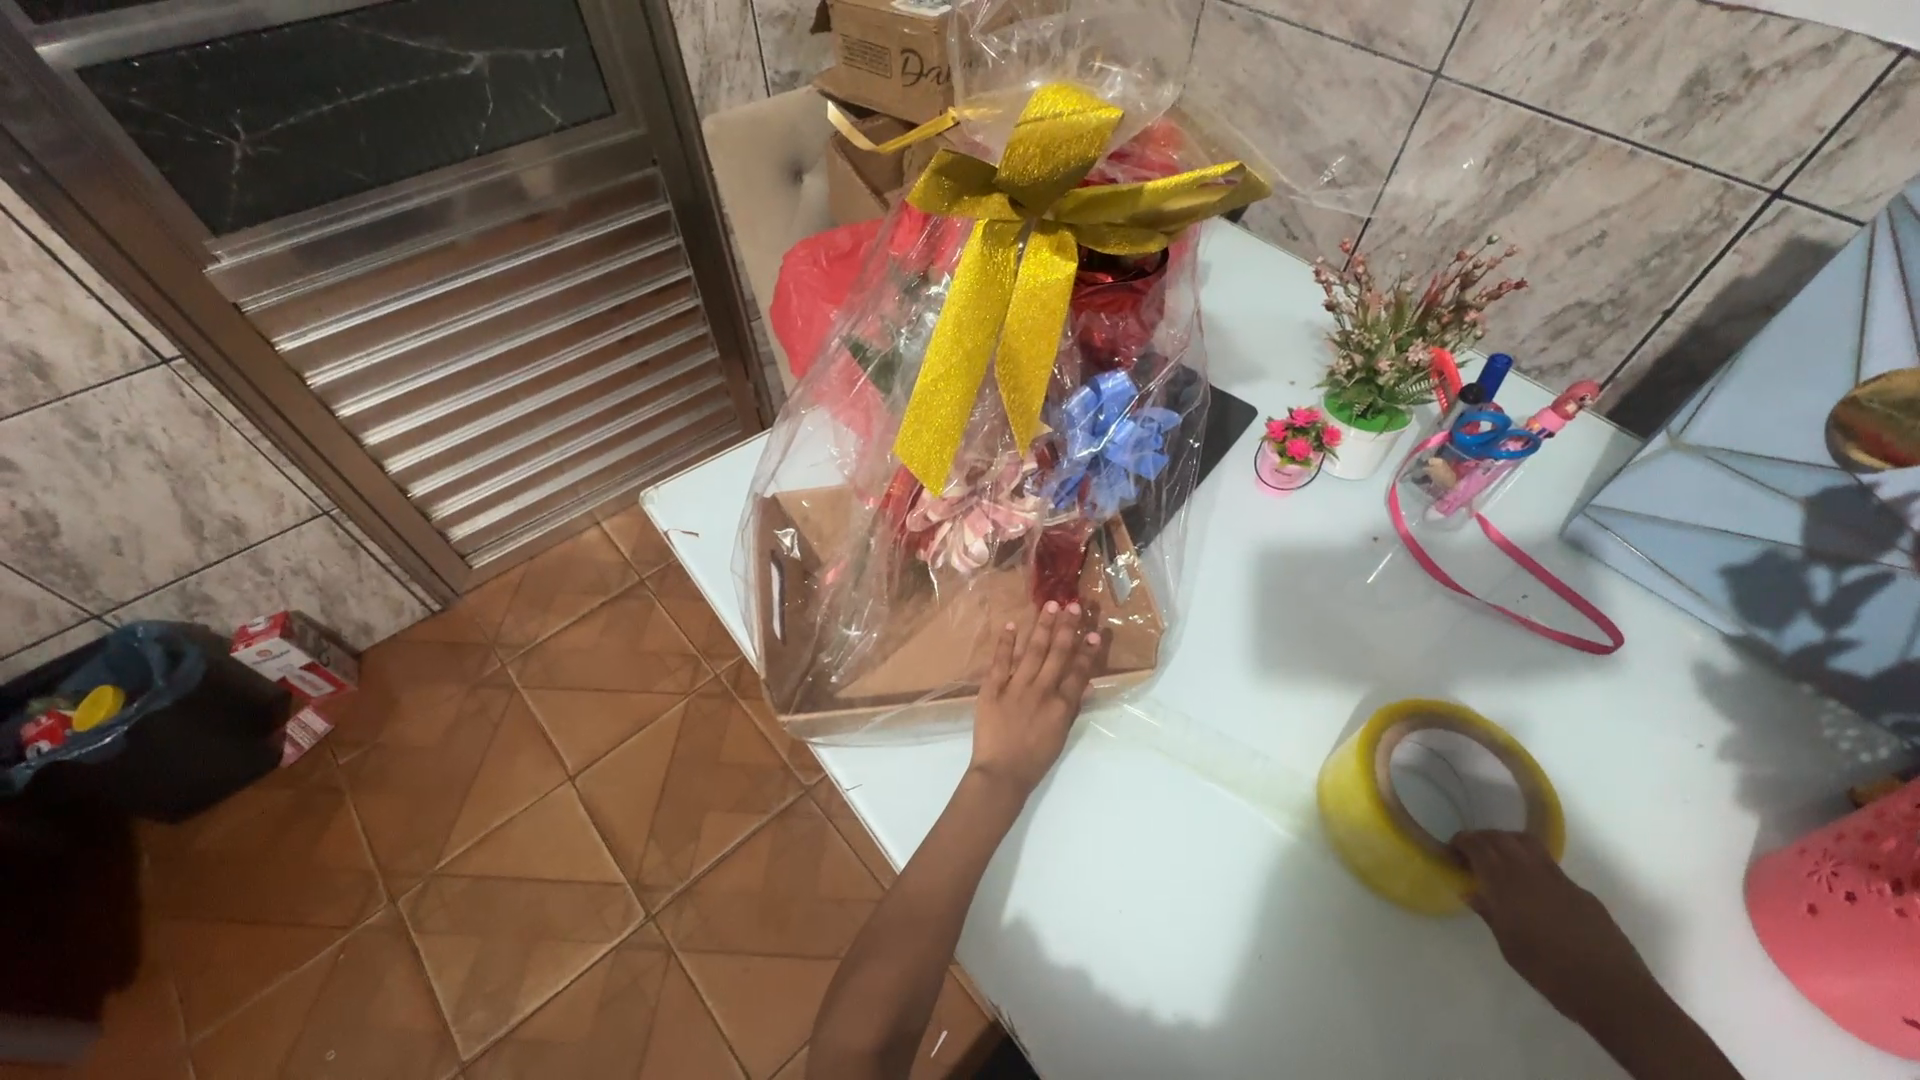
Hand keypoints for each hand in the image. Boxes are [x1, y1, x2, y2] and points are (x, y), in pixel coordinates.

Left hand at [971, 601, 1099, 796]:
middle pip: (1057, 653)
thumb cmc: (1035, 759)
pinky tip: (1011, 625)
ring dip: (1042, 626)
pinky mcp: (992, 689)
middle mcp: (1041, 691)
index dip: (1088, 651)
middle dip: (1066, 627)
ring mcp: (1016, 687)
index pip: (1078, 672)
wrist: (1002, 772)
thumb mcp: (1062, 735)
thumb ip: (1072, 708)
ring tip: (1049, 605)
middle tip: (1073, 605)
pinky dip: (1006, 643)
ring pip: (1032, 651)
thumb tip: (1085, 684)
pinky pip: (1000, 661)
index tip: (1094, 632)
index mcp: (1061, 705)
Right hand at [1455, 831, 1658, 1028]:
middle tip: (1471, 854)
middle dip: (1483, 839)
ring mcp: (1560, 880)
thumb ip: (1489, 912)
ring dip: (1508, 844)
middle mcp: (1531, 872)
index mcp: (1507, 884)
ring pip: (1528, 844)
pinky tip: (1532, 891)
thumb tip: (1472, 892)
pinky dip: (1531, 865)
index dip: (1462, 842)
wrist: (1612, 991)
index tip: (1452, 850)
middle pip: (1502, 838)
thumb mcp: (1508, 946)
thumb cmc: (1549, 972)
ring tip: (1499, 862)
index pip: (1478, 846)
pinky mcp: (1581, 892)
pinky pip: (1548, 866)